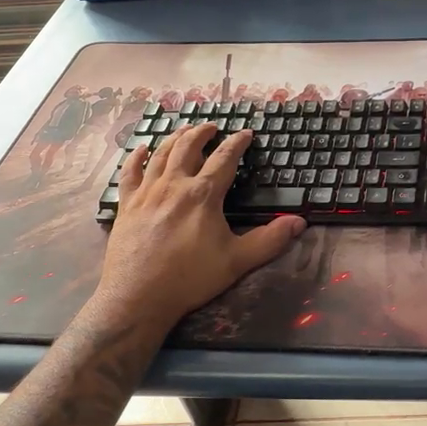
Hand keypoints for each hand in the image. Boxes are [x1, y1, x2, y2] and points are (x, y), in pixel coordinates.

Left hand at [92, 124, 305, 326]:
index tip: (246, 133)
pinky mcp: (127, 206)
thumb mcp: (236, 262)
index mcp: (203, 194)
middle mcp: (174, 185)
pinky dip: (135, 158)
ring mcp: (147, 194)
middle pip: (188, 146)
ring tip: (184, 130)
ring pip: (161, 154)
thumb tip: (299, 222)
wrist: (136, 299)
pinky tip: (140, 149)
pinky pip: (129, 174)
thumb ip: (269, 240)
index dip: (237, 142)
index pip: (225, 158)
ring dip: (175, 138)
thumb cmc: (189, 279)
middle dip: (202, 132)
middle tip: (212, 126)